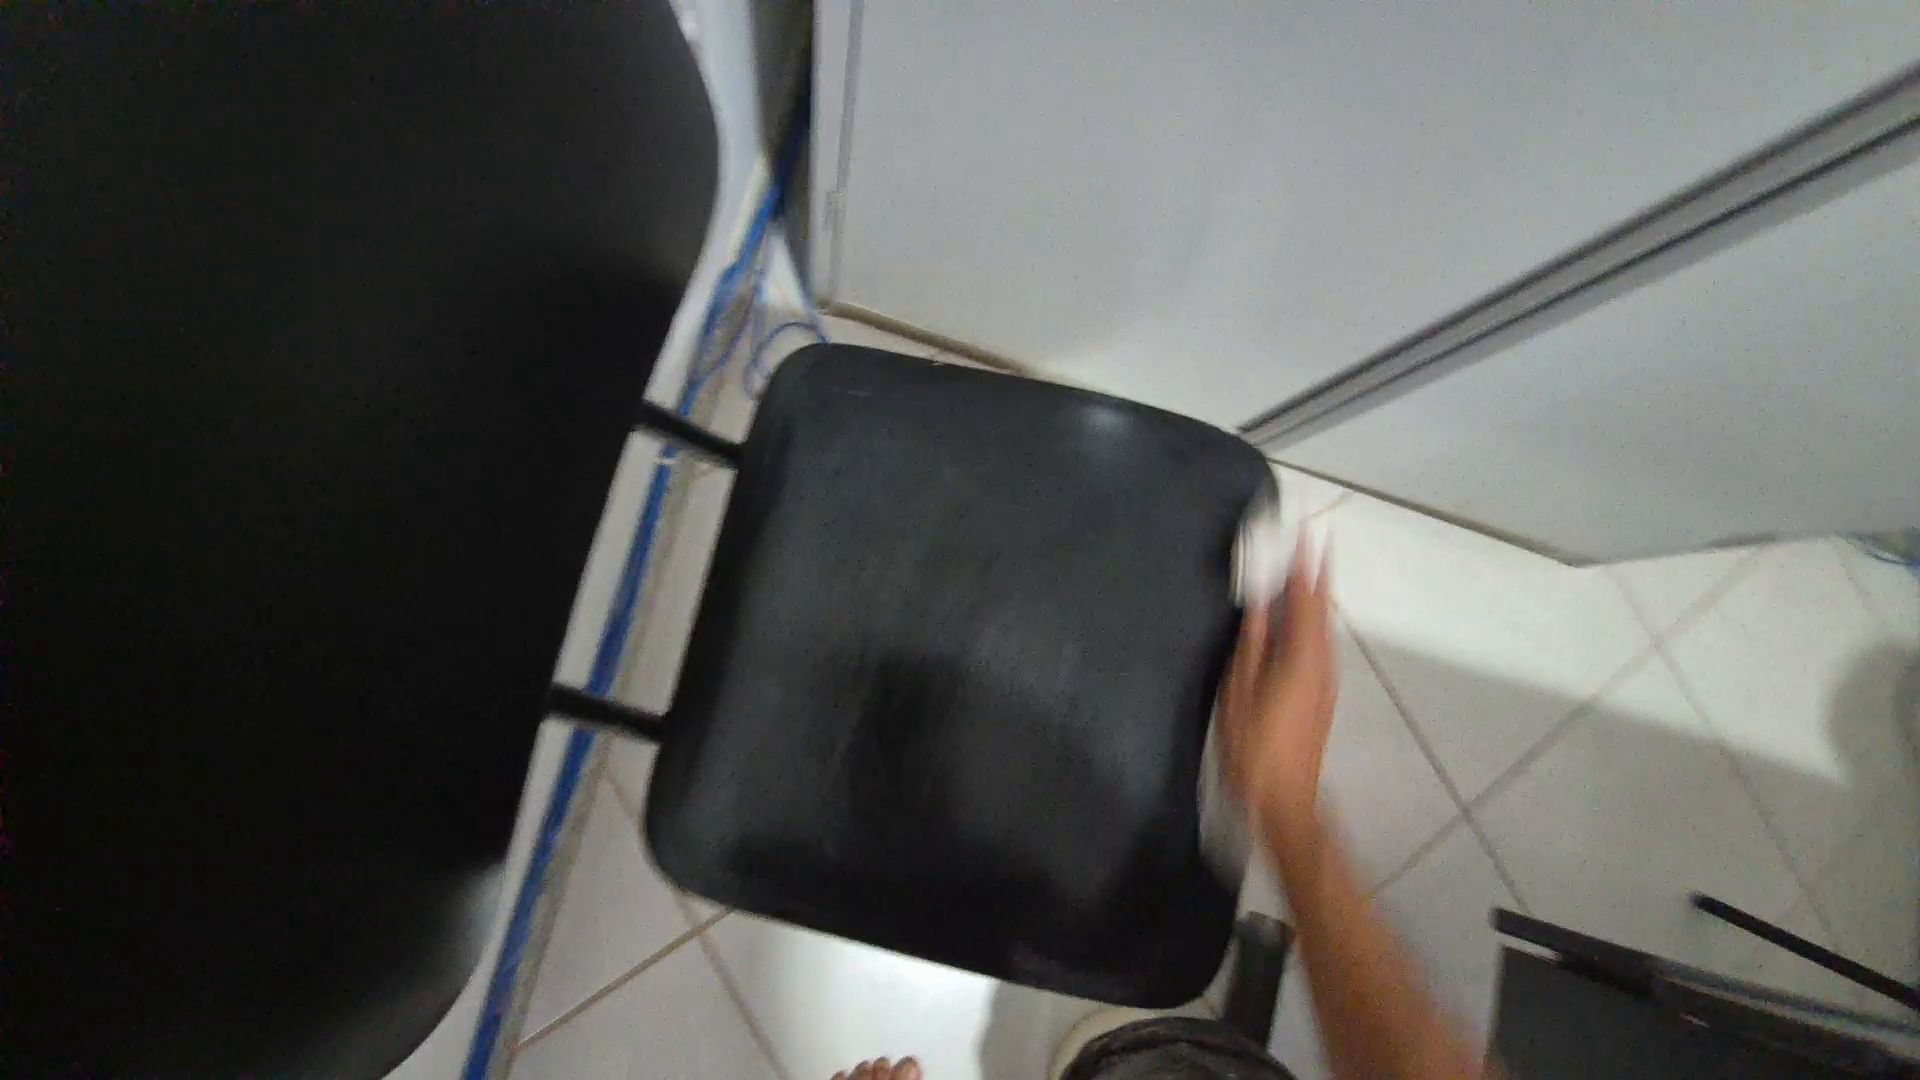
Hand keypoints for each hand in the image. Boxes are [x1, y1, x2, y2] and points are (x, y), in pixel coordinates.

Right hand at [1220, 537, 1336, 829]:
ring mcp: (1325, 679)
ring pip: (1323, 626)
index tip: (1306, 534)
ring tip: (1303, 569)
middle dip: (1316, 575)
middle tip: (1309, 542)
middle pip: (1321, 609)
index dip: (1304, 567)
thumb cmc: (1253, 746)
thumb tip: (1260, 605)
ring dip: (1314, 596)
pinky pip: (1320, 642)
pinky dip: (1312, 619)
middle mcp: (1321, 663)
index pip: (1304, 600)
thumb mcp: (1239, 692)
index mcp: (1300, 658)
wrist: (1286, 799)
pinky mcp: (1322, 692)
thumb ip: (1252, 646)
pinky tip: (1299, 617)